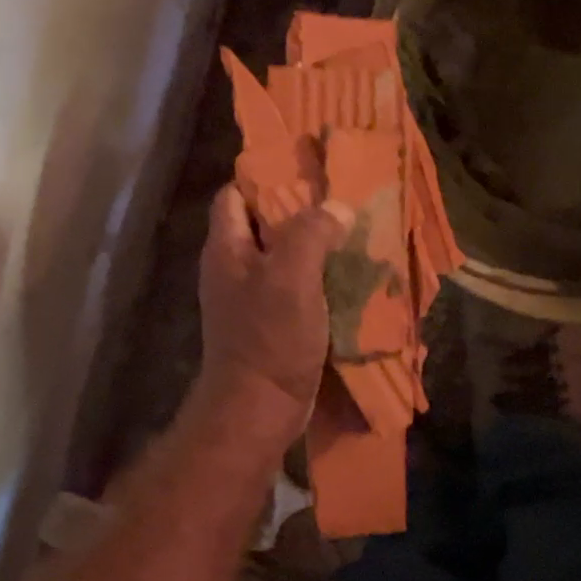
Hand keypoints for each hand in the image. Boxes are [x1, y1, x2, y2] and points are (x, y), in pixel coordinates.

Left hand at [198, 185, 353, 415]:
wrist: (259, 409)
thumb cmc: (269, 338)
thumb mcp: (291, 276)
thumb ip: (311, 233)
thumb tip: (336, 208)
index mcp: (226, 248)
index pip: (233, 195)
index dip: (263, 178)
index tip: (304, 171)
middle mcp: (233, 268)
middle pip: (262, 224)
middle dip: (299, 211)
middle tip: (340, 200)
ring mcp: (251, 299)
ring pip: (283, 258)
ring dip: (315, 247)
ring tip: (353, 232)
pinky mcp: (271, 325)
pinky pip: (296, 289)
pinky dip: (319, 280)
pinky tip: (350, 276)